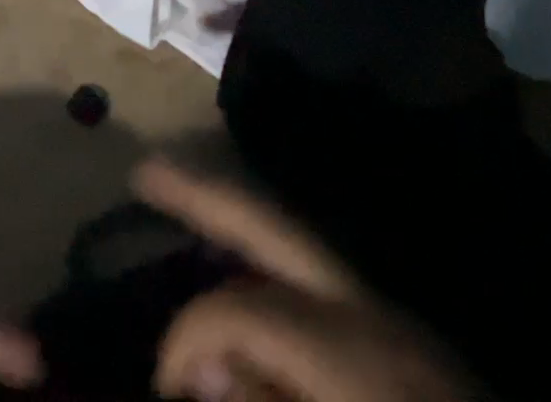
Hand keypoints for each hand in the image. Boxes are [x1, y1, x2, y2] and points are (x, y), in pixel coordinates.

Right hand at [134, 159, 471, 401]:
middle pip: (275, 227)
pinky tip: (240, 258)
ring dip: (236, 212)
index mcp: (357, 354)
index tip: (167, 387)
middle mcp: (375, 316)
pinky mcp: (406, 336)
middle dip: (205, 193)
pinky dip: (270, 251)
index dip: (187, 339)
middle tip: (144, 171)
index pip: (241, 312)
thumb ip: (264, 401)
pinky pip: (320, 274)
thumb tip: (205, 370)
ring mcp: (397, 319)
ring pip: (299, 240)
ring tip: (179, 192)